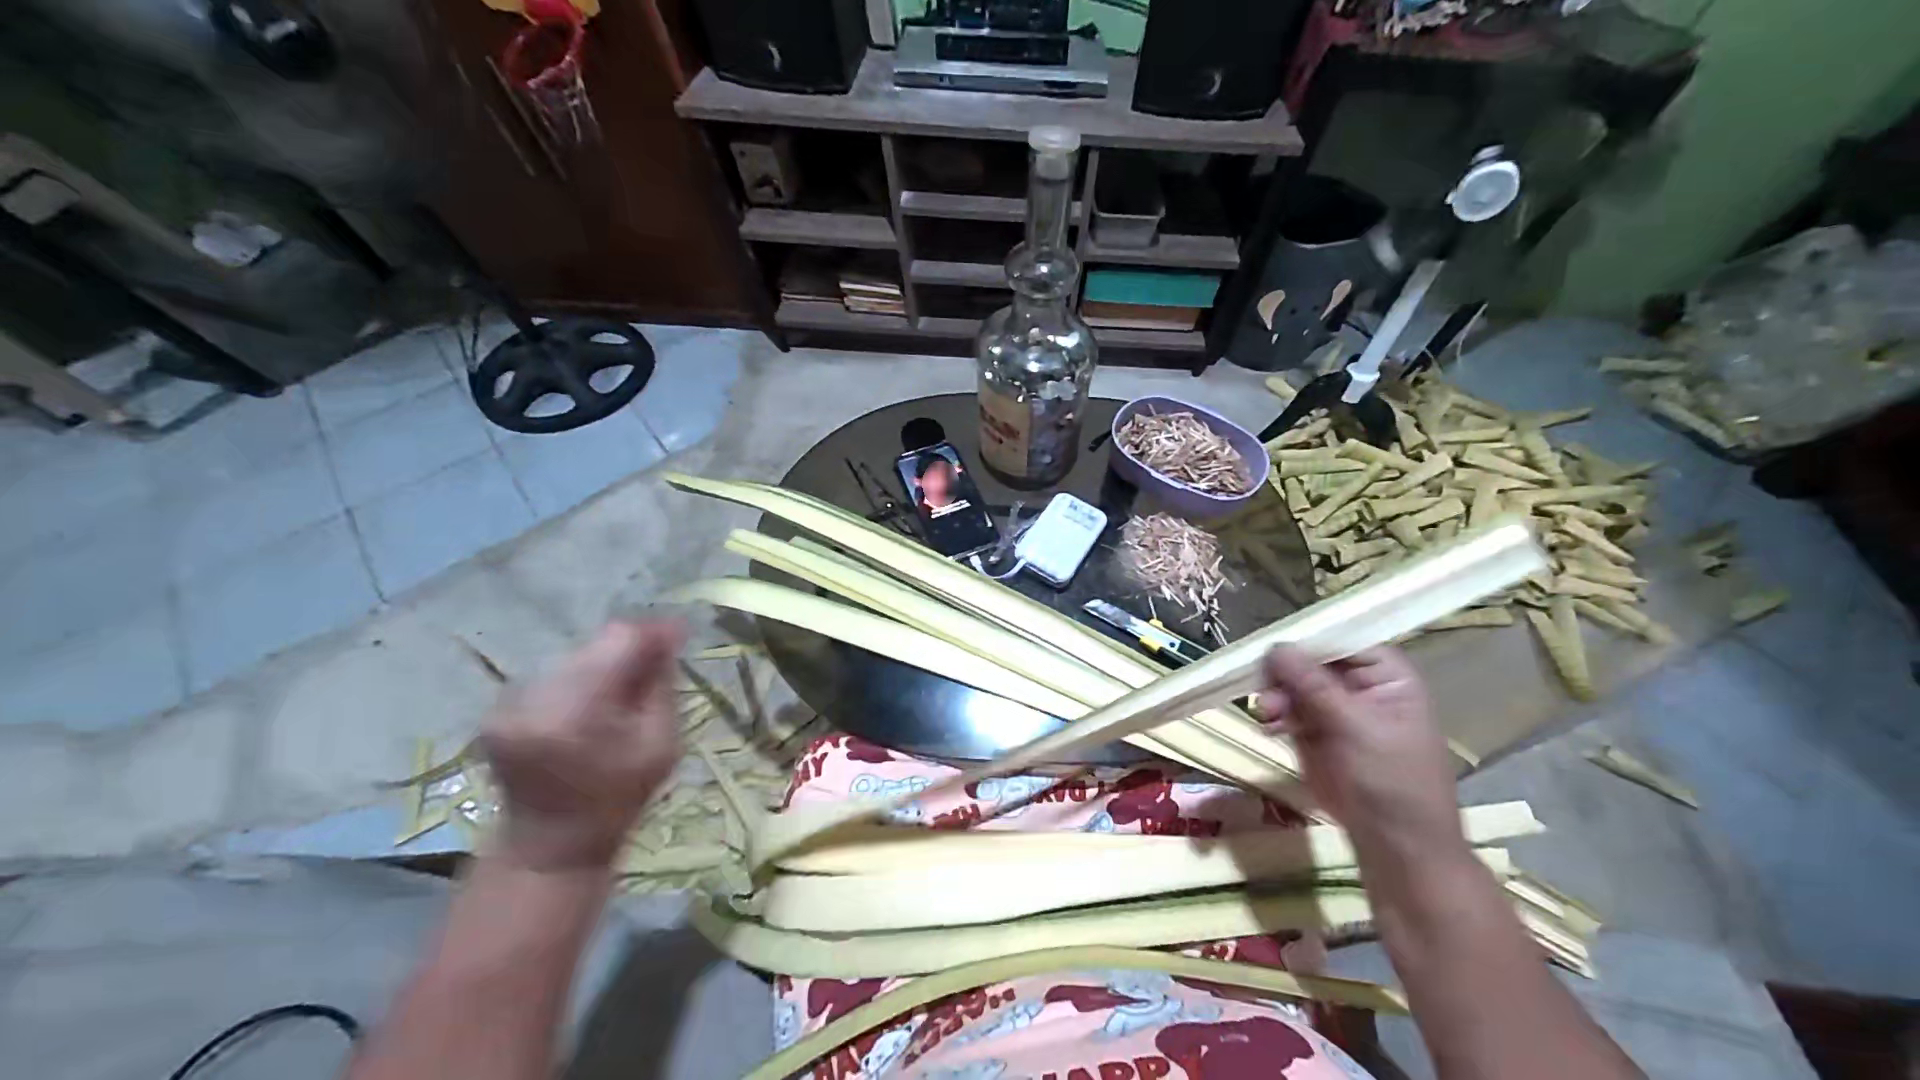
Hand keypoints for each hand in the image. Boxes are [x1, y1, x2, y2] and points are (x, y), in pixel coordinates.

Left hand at [481, 620, 684, 869]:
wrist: (551, 843)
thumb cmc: (617, 798)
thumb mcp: (662, 745)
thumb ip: (662, 686)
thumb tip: (668, 637)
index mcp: (576, 712)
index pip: (618, 641)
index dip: (651, 632)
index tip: (679, 633)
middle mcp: (534, 699)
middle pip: (594, 646)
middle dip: (629, 649)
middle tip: (657, 663)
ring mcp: (509, 704)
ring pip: (572, 656)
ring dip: (603, 663)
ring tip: (623, 688)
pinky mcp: (497, 709)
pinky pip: (552, 674)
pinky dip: (578, 679)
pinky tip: (591, 704)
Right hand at [1259, 646, 1463, 857]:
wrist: (1396, 846)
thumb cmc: (1393, 782)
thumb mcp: (1357, 729)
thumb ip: (1315, 686)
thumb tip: (1276, 646)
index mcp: (1386, 675)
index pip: (1339, 641)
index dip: (1305, 644)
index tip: (1271, 653)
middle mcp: (1358, 685)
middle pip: (1309, 661)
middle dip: (1284, 674)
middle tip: (1265, 692)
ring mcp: (1335, 709)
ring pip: (1292, 684)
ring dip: (1275, 697)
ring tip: (1266, 716)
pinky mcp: (1314, 732)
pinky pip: (1287, 710)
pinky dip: (1275, 716)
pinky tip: (1269, 728)